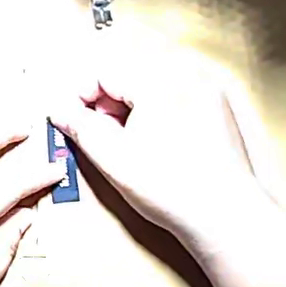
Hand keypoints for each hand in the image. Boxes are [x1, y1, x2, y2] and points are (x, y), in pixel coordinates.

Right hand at [49, 70, 276, 255]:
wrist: (224, 215)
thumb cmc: (174, 189)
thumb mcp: (113, 158)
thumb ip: (81, 128)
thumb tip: (61, 112)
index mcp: (159, 81)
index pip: (106, 70)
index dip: (82, 95)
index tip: (72, 118)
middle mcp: (187, 77)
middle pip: (130, 75)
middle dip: (107, 103)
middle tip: (99, 135)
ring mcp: (207, 92)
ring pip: (153, 87)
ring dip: (131, 109)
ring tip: (127, 145)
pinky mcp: (217, 111)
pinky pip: (177, 99)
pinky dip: (157, 115)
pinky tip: (154, 147)